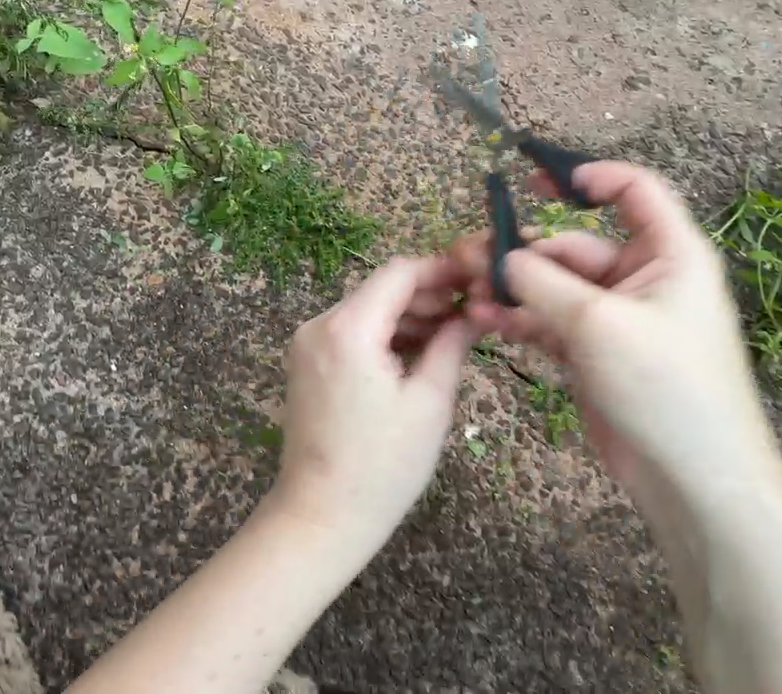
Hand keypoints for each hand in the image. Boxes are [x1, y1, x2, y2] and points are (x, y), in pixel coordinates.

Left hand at [271, 257, 476, 551]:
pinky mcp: (305, 361)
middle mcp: (318, 324)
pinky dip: (382, 335)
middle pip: (379, 290)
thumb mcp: (429, 403)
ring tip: (452, 336)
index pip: (397, 273)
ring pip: (365, 310)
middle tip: (472, 313)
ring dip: (406, 317)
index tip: (476, 280)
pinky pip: (349, 332)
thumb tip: (472, 314)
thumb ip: (450, 346)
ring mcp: (306, 342)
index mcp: (347, 328)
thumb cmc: (383, 465)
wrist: (321, 511)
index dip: (439, 270)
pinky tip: (416, 353)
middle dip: (426, 296)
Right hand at [450, 162, 781, 512]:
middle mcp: (642, 278)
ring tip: (472, 296)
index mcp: (669, 255)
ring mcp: (614, 316)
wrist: (692, 480)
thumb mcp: (598, 323)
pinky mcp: (593, 349)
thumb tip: (500, 257)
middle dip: (521, 251)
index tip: (533, 180)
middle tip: (469, 259)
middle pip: (571, 244)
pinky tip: (483, 321)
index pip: (634, 191)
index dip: (588, 176)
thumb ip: (541, 281)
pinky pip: (547, 318)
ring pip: (552, 284)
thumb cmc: (665, 387)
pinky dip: (517, 318)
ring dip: (512, 288)